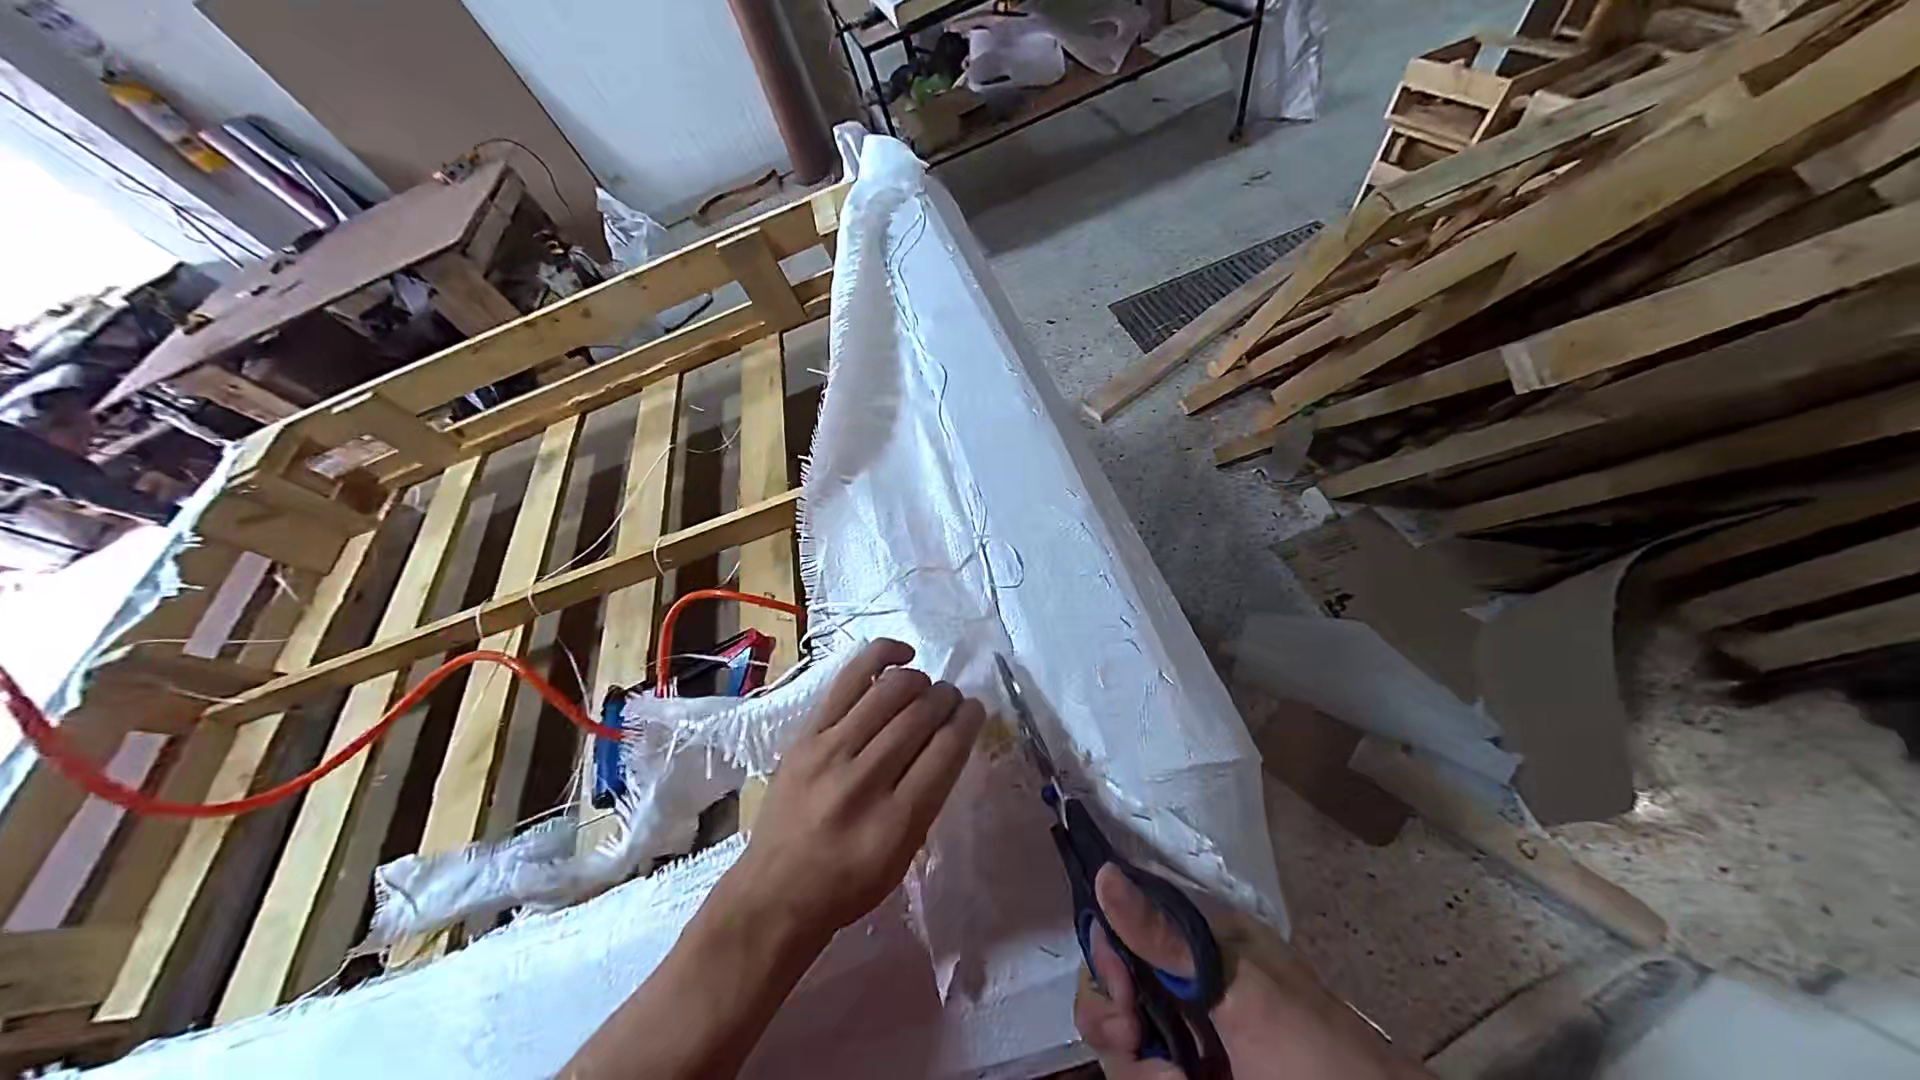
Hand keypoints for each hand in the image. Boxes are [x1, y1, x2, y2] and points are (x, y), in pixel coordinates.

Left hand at [723, 639, 987, 943]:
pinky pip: (849, 681)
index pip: (946, 750)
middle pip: (920, 716)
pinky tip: (902, 655)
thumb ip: (930, 794)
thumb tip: (950, 734)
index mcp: (897, 820)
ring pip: (890, 691)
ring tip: (926, 687)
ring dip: (920, 681)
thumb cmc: (849, 883)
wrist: (776, 892)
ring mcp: (829, 752)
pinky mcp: (806, 735)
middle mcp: (864, 780)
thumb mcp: (905, 854)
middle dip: (947, 699)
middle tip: (952, 700)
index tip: (975, 710)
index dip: (968, 721)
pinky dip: (881, 657)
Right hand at [1075, 865, 1433, 1079]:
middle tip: (1132, 1042)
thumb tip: (1104, 874)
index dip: (1106, 957)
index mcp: (1199, 945)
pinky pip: (1140, 1076)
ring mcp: (1185, 1040)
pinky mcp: (1185, 1077)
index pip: (1122, 930)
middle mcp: (1183, 985)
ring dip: (1134, 1070)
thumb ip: (1166, 939)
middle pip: (1110, 990)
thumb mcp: (1241, 992)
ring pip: (1120, 1045)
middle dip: (1108, 1020)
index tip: (1122, 993)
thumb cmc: (1313, 1056)